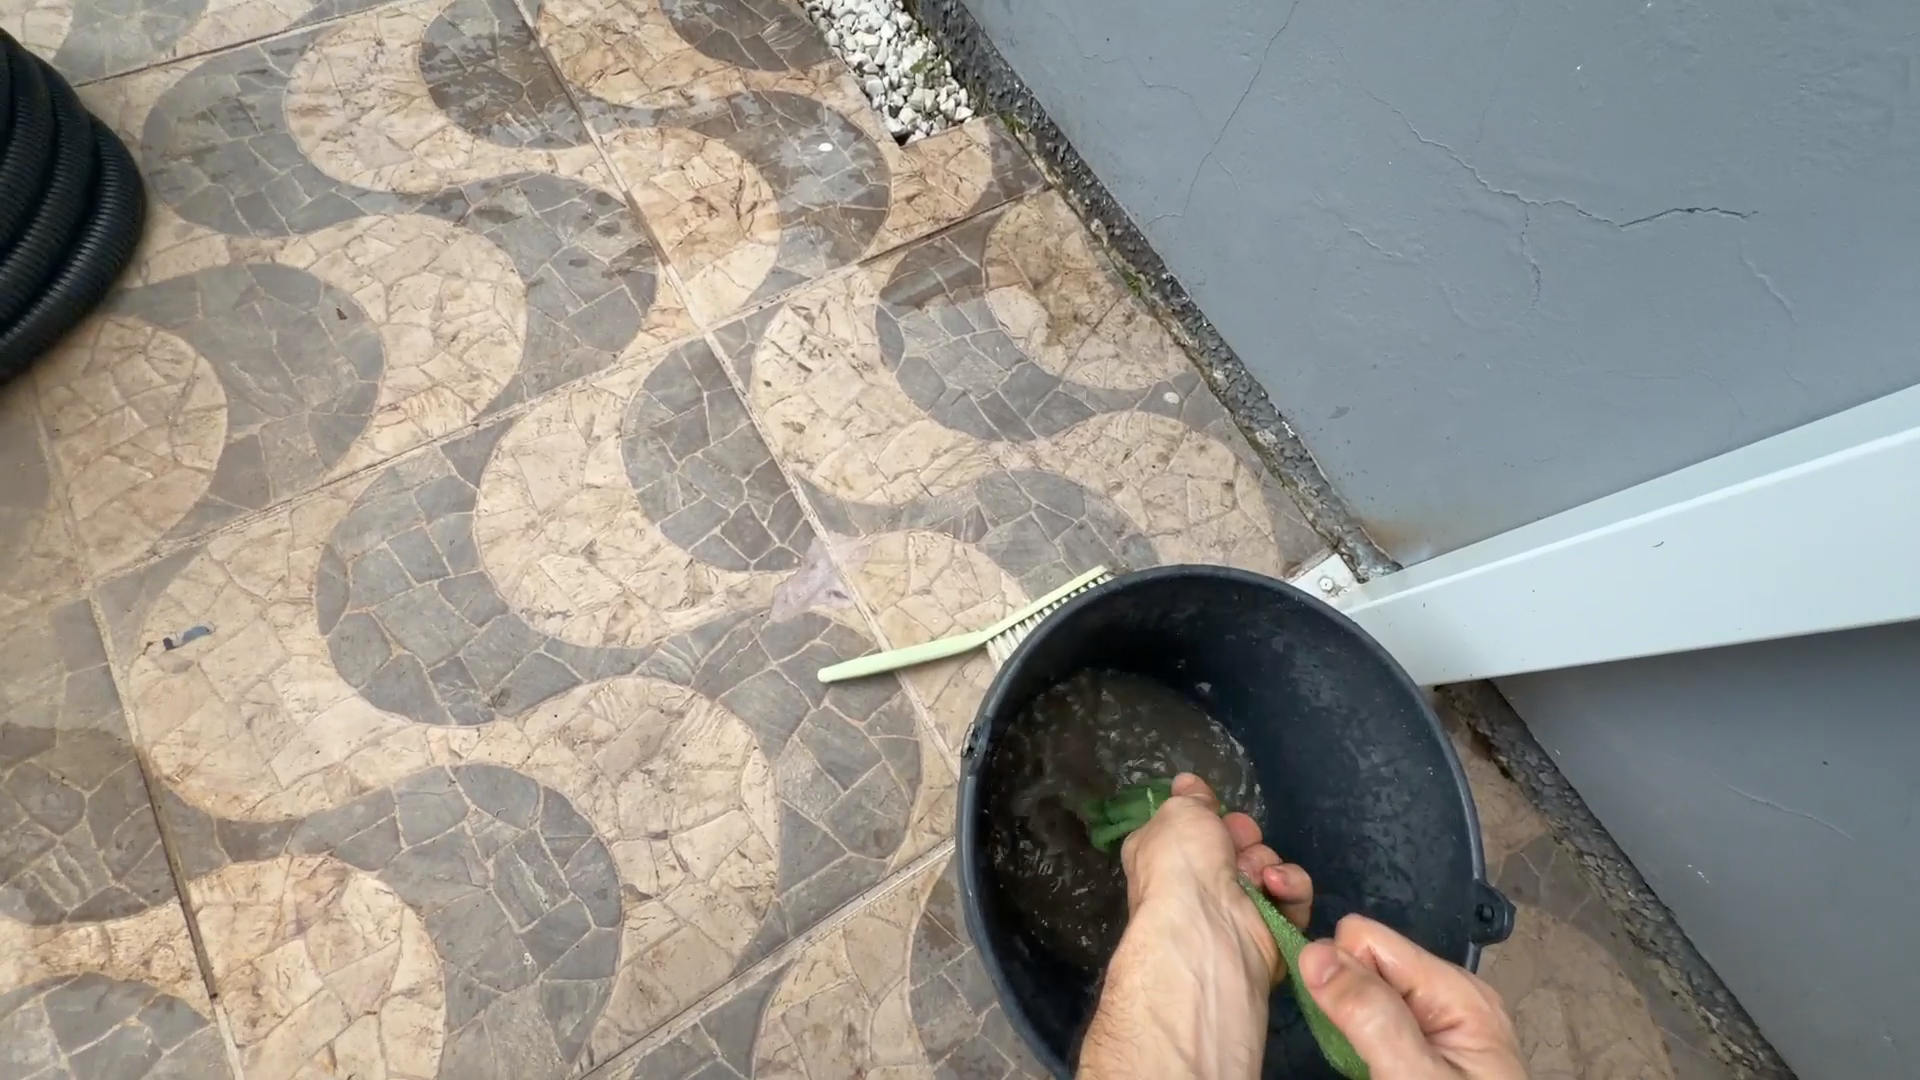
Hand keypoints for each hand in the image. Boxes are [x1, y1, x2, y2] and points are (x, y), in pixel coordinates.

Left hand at [1118, 773, 1315, 983]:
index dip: (1206, 811)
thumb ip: (1190, 797)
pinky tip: (1276, 888)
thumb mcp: (1178, 812)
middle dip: (1241, 834)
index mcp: (1162, 852)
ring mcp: (1232, 907)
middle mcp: (1194, 881)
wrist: (1206, 928)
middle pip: (1234, 842)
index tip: (1212, 804)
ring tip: (1256, 873)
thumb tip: (1188, 783)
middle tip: (1238, 839)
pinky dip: (1289, 888)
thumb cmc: (1180, 862)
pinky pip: (1291, 897)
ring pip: (1266, 866)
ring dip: (1265, 862)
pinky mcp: (1269, 932)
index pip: (1190, 825)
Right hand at [1299, 915, 1528, 1079]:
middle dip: (1343, 994)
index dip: (1341, 973)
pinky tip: (1368, 1067)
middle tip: (1354, 1052)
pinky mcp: (1425, 1044)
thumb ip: (1368, 1014)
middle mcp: (1448, 993)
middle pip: (1363, 959)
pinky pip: (1372, 1014)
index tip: (1341, 1022)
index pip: (1364, 938)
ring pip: (1362, 986)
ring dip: (1348, 1018)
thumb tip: (1311, 951)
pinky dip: (1358, 1036)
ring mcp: (1438, 1020)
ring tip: (1360, 1064)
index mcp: (1455, 990)